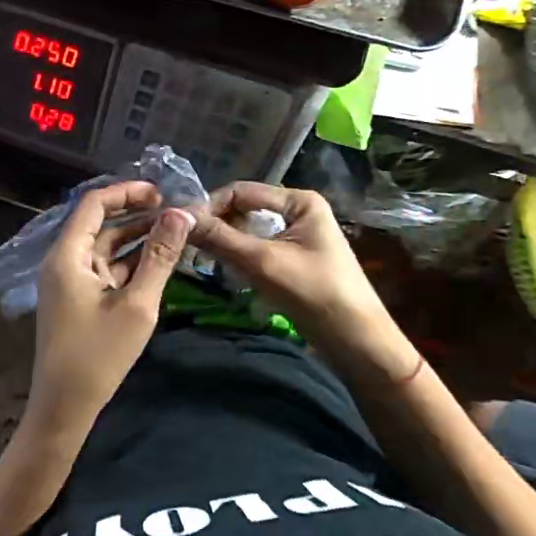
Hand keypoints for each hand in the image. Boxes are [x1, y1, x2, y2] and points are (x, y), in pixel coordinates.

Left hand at [30, 181, 193, 427]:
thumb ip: (159, 257)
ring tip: (174, 231)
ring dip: (136, 238)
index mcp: (68, 255)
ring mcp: (70, 281)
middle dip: (136, 213)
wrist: (64, 408)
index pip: (94, 204)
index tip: (161, 193)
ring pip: (105, 248)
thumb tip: (180, 214)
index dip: (127, 192)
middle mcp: (64, 261)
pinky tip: (159, 261)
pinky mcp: (79, 300)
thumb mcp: (137, 304)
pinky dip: (130, 262)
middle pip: (99, 223)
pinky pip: (106, 269)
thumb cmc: (98, 355)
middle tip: (174, 210)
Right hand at [192, 182, 416, 382]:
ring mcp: (298, 236)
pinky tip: (224, 269)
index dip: (209, 206)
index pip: (241, 191)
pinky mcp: (295, 259)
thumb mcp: (263, 263)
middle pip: (244, 208)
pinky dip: (239, 255)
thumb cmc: (315, 294)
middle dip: (217, 224)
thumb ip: (220, 238)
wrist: (358, 343)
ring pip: (249, 230)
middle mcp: (299, 211)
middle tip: (187, 244)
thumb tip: (178, 218)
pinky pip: (258, 248)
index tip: (181, 227)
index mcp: (299, 200)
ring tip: (201, 257)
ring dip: (226, 241)